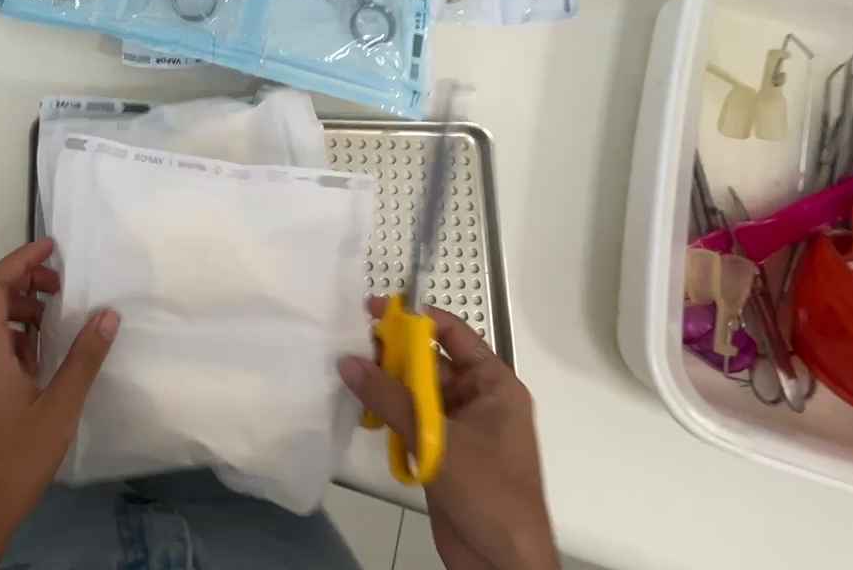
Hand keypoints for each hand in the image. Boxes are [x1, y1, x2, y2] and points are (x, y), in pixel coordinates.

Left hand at [0, 239, 118, 569]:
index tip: (52, 249)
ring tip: (56, 318)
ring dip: (19, 305)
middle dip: (22, 278)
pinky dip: (14, 330)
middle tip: (60, 284)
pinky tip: (42, 353)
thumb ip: (83, 359)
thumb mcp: (59, 408)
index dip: (21, 259)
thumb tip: (108, 315)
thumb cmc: (14, 458)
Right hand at [340, 300, 556, 569]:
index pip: (452, 334)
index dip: (415, 318)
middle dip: (392, 352)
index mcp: (493, 386)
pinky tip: (362, 410)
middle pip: (429, 360)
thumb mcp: (438, 440)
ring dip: (386, 384)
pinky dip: (387, 412)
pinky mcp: (441, 451)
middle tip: (351, 344)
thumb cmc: (489, 494)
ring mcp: (458, 426)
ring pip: (415, 390)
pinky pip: (410, 418)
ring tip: (349, 374)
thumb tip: (349, 361)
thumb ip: (391, 398)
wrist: (503, 566)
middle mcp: (476, 399)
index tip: (374, 309)